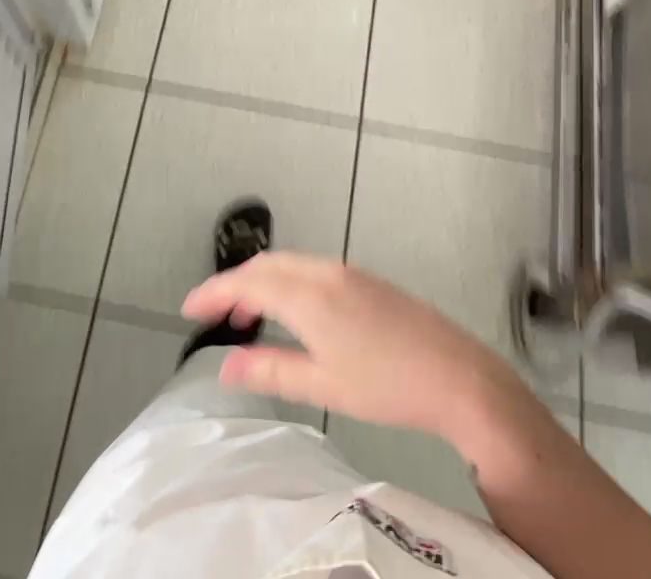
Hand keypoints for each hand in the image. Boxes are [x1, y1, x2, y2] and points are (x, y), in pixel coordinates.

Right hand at [180, 253, 535, 452]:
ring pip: (292, 265)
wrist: (461, 378)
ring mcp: (353, 274)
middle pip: (268, 265)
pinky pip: (314, 270)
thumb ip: (270, 370)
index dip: (214, 292)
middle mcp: (327, 273)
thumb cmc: (387, 385)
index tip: (189, 308)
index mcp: (310, 295)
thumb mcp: (322, 385)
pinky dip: (289, 283)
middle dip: (236, 284)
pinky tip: (295, 313)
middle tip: (216, 313)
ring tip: (250, 317)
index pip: (247, 283)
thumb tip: (225, 365)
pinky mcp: (371, 283)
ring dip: (264, 282)